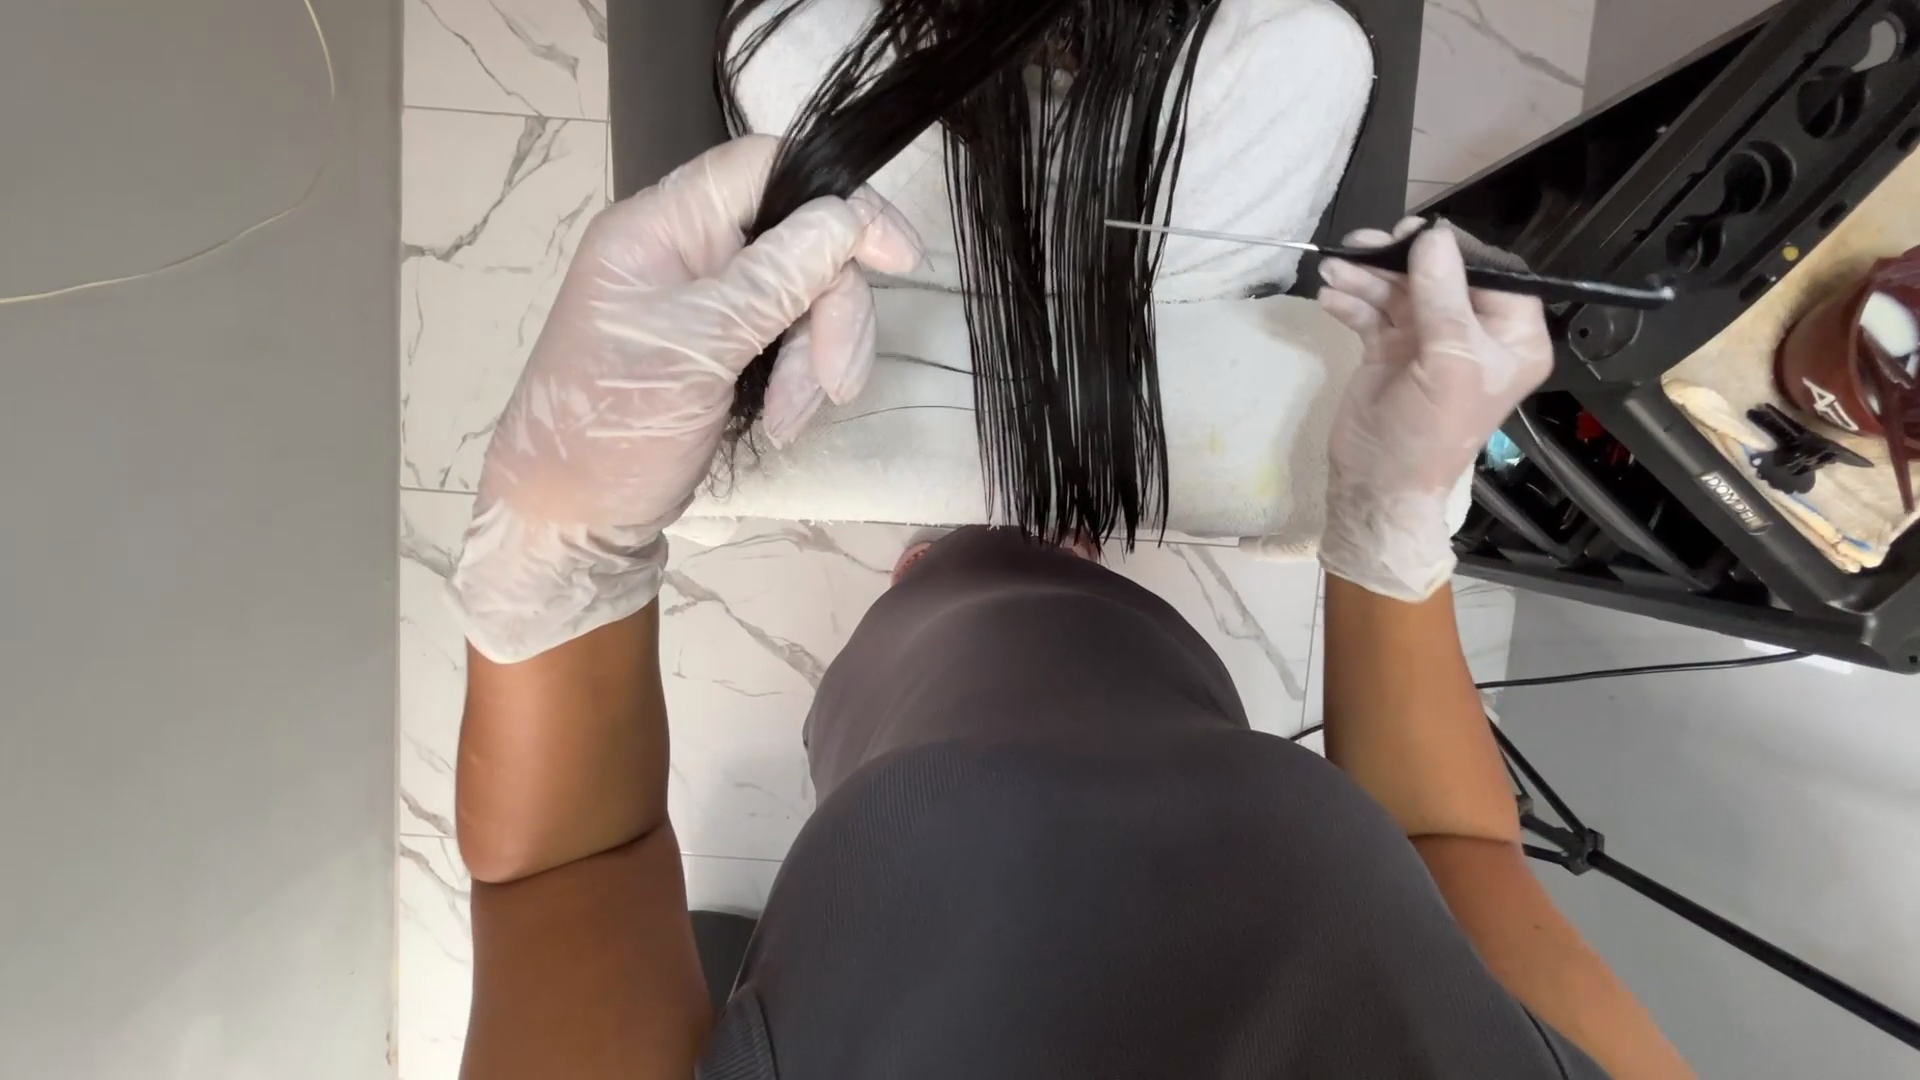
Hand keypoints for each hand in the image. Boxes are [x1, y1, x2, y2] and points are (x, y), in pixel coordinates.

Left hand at [450, 135, 922, 662]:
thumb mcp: (693, 349)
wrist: (583, 518)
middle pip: (806, 248)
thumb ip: (771, 280)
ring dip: (818, 366)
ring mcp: (720, 307)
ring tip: (789, 421)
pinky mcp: (737, 353)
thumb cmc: (613, 428)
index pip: (766, 169)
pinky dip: (805, 387)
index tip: (899, 257)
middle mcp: (697, 256)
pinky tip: (783, 425)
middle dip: (831, 320)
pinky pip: (799, 348)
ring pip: (812, 304)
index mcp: (666, 229)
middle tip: (834, 386)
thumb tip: (846, 218)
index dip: (841, 200)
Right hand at [1315, 219, 1552, 601]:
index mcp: (1508, 337)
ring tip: (1332, 267)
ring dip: (1364, 279)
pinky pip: (1371, 316)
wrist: (1377, 484)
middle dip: (1398, 261)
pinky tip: (1329, 298)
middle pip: (1436, 278)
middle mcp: (1469, 334)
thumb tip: (1431, 237)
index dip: (1455, 252)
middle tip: (1363, 244)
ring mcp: (1424, 343)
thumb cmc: (1429, 432)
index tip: (1417, 235)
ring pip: (1398, 293)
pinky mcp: (1386, 353)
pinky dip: (1350, 304)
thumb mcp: (1448, 362)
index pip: (1491, 275)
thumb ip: (1441, 297)